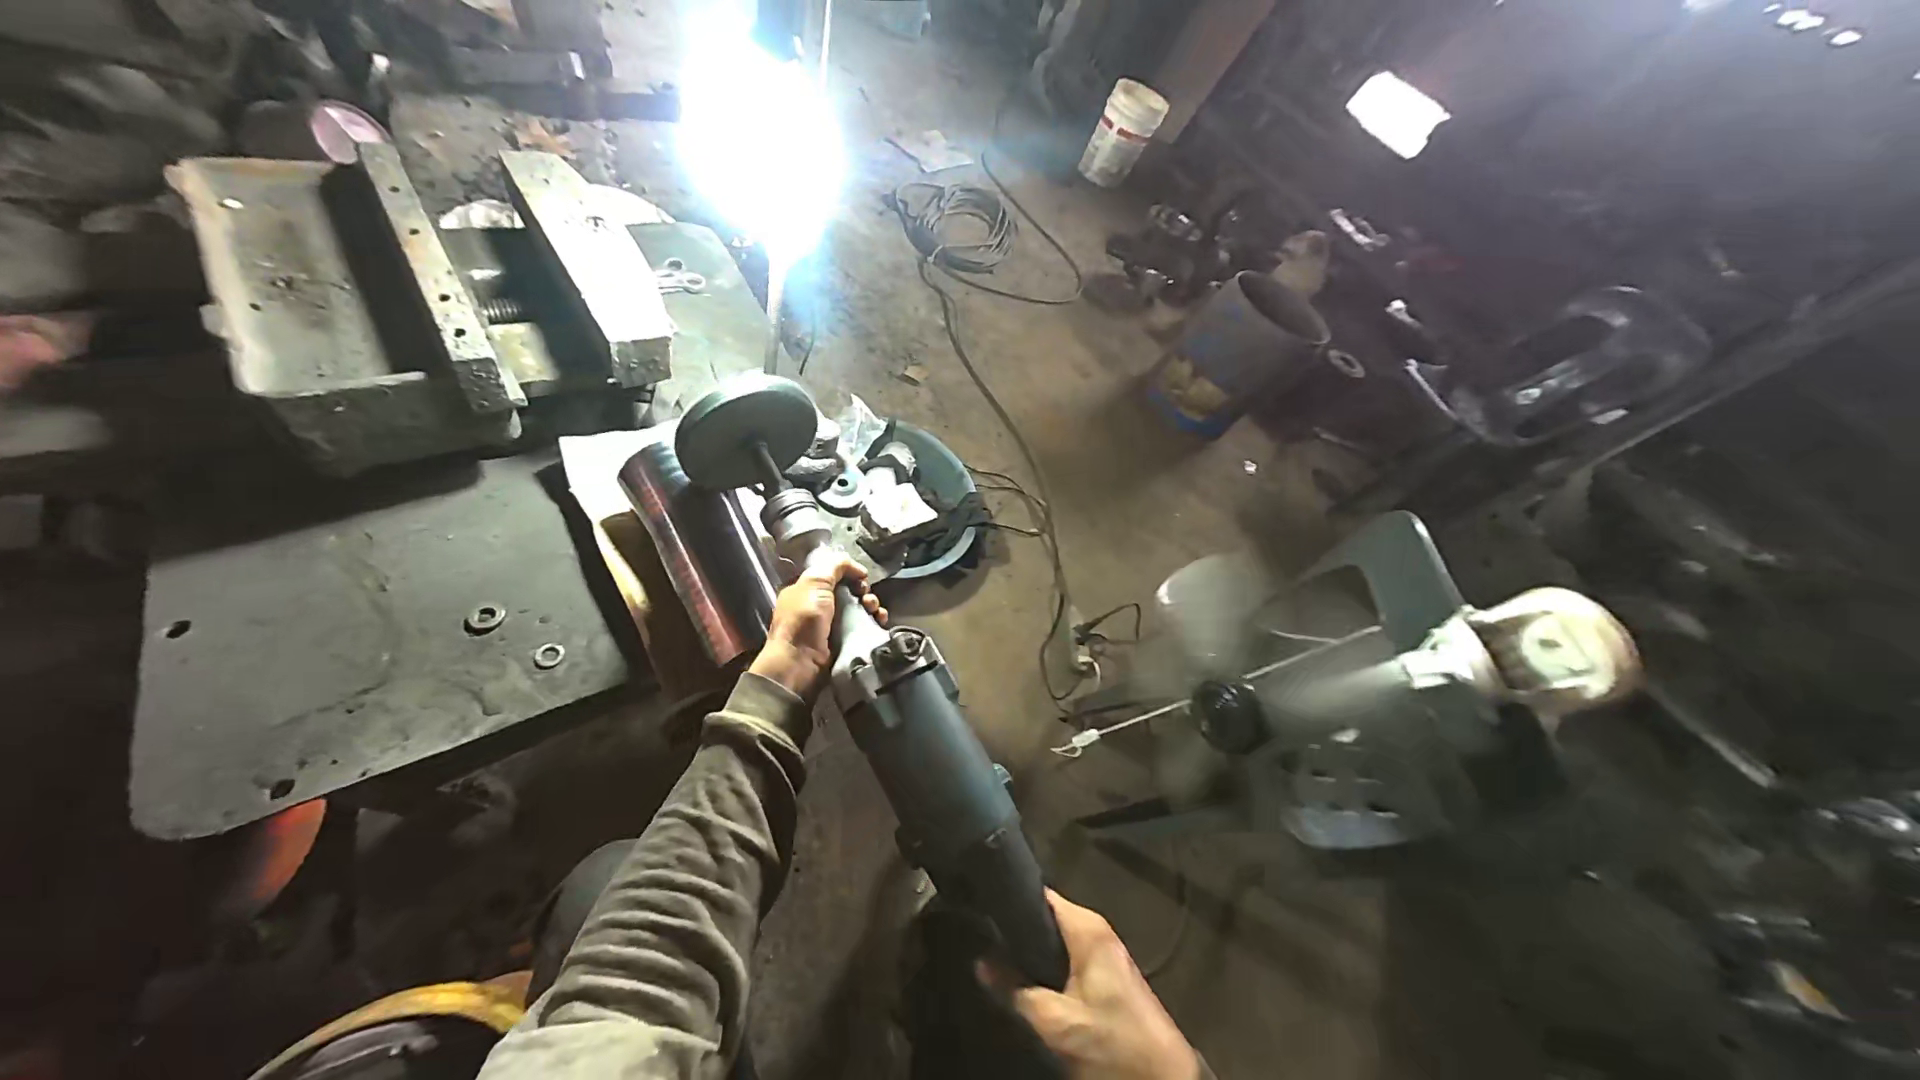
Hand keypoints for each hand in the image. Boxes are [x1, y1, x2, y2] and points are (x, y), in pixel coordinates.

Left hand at [747, 551, 885, 702]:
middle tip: (865, 596)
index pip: (835, 576)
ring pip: (861, 609)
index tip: (861, 578)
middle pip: (851, 592)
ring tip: (874, 610)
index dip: (851, 574)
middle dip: (864, 591)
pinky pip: (866, 627)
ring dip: (872, 605)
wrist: (800, 661)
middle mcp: (821, 607)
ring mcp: (834, 626)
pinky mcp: (846, 642)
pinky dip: (875, 621)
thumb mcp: (814, 582)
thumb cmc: (804, 618)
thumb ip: (834, 566)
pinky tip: (880, 620)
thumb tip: (857, 568)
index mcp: (808, 590)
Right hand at [981, 890, 1198, 1079]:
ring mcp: (1101, 952)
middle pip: (1043, 917)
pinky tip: (1022, 983)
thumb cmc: (1114, 1043)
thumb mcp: (1057, 1022)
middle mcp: (1094, 930)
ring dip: (1028, 954)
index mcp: (1086, 927)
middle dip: (1015, 932)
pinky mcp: (1103, 975)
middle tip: (981, 944)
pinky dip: (1043, 968)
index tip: (980, 913)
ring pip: (1052, 941)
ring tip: (993, 962)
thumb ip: (1014, 991)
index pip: (1038, 895)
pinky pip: (1063, 959)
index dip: (1009, 902)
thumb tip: (980, 962)